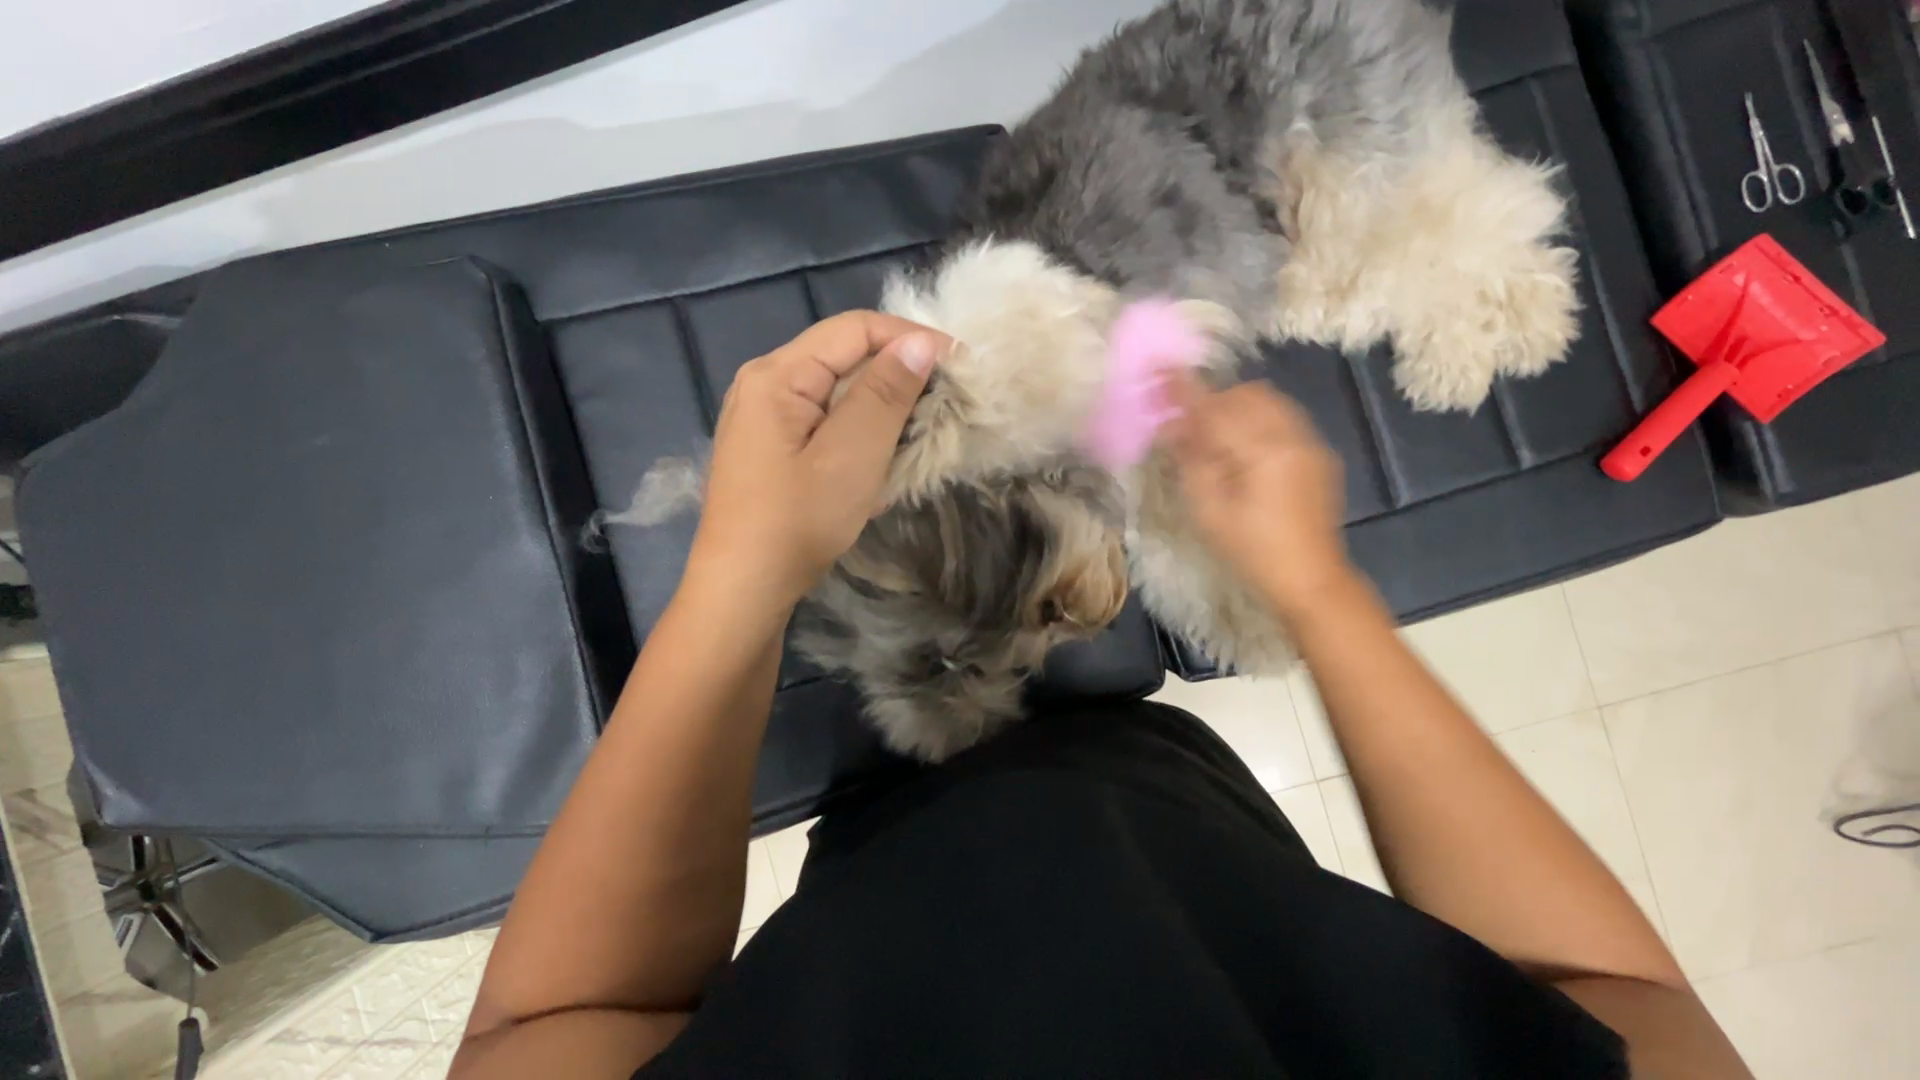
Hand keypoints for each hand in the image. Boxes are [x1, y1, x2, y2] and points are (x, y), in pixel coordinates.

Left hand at [686, 311, 947, 610]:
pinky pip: (824, 423)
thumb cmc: (798, 521)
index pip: (854, 329)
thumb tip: (921, 342)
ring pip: (837, 393)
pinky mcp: (770, 449)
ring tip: (920, 434)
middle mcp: (764, 384)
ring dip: (882, 408)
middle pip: (843, 357)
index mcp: (777, 375)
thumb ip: (885, 393)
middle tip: (945, 402)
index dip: (910, 338)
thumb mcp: (852, 454)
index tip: (959, 366)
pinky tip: (882, 461)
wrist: (742, 589)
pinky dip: (859, 433)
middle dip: (898, 374)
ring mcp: (763, 419)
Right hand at [1162, 376, 1353, 620]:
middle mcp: (1292, 436)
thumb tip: (1172, 423)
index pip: (1215, 407)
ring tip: (1215, 438)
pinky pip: (1283, 419)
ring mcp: (1311, 443)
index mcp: (1262, 451)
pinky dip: (1257, 422)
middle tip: (1188, 422)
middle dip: (1215, 400)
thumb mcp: (1209, 510)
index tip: (1159, 370)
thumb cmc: (1251, 552)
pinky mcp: (1318, 455)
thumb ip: (1191, 459)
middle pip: (1247, 393)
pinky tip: (1243, 452)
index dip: (1184, 387)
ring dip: (1237, 408)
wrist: (1311, 579)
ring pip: (1268, 402)